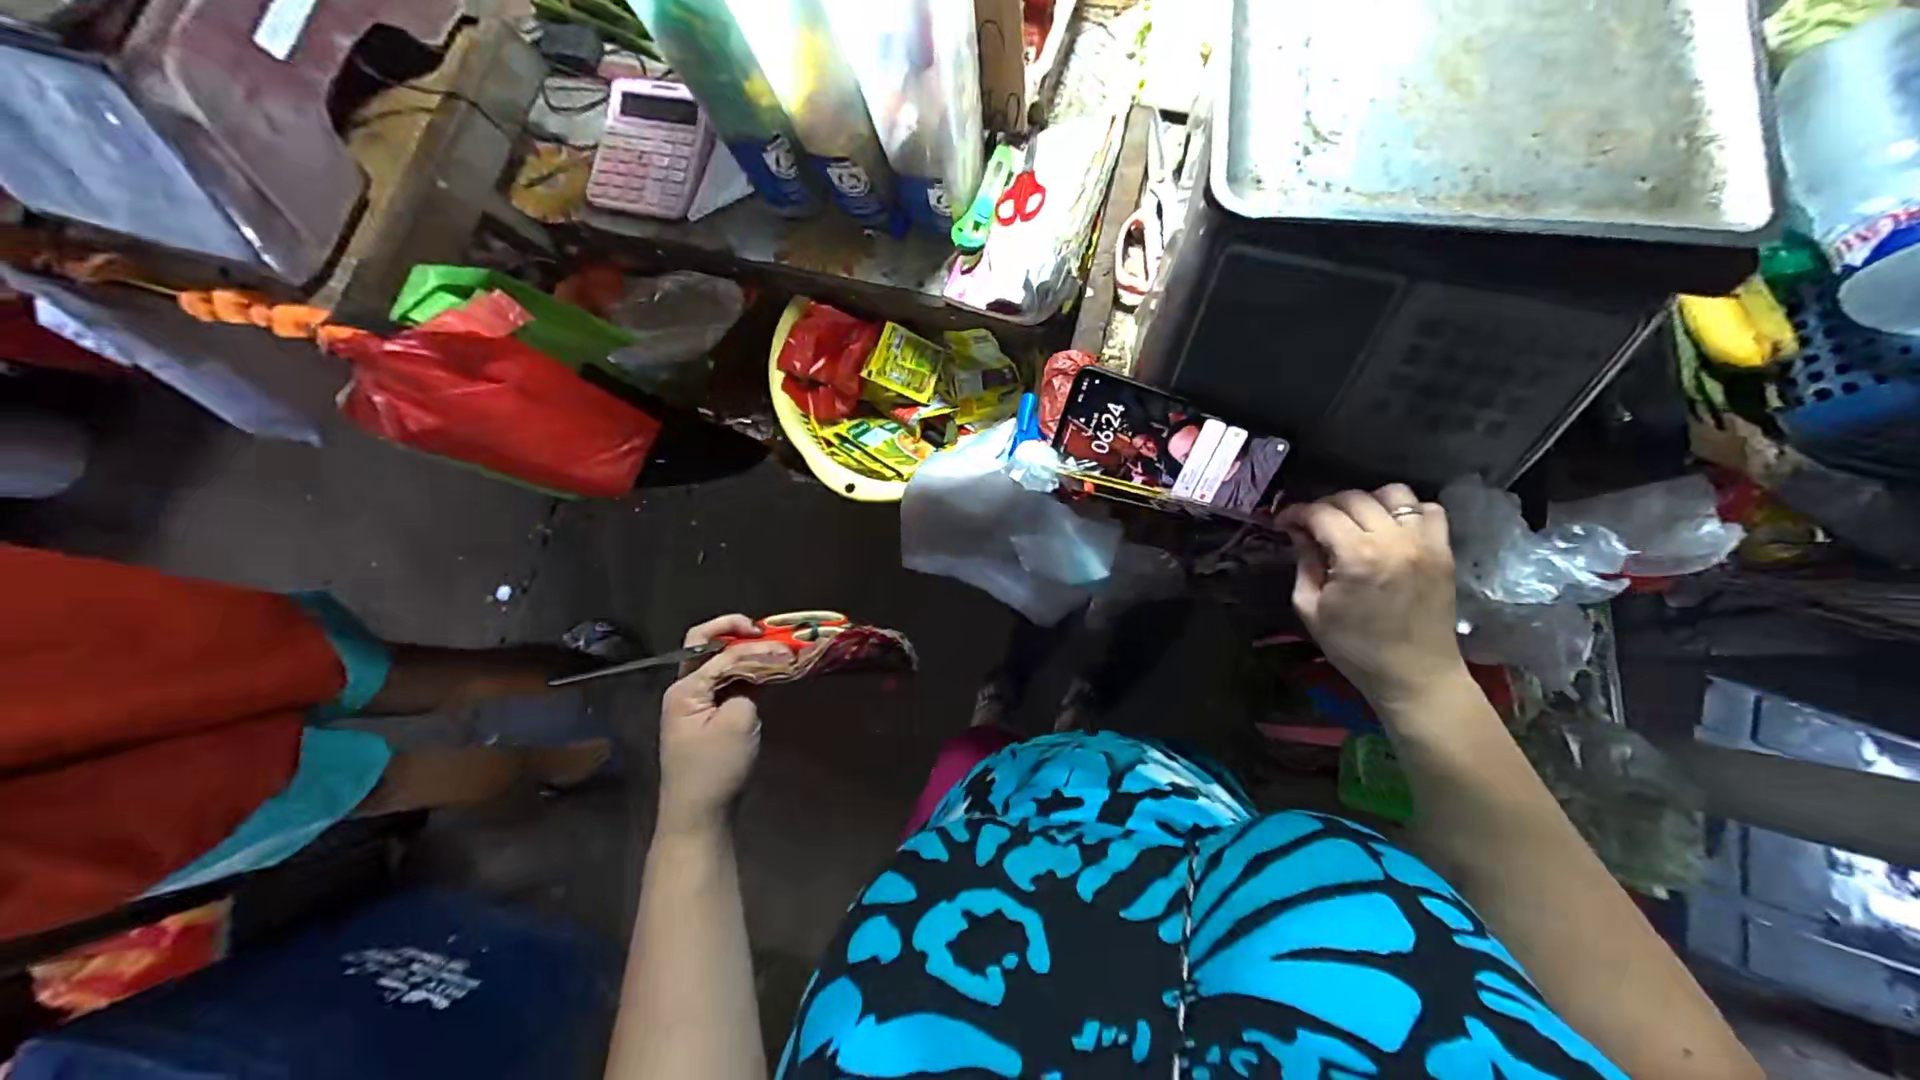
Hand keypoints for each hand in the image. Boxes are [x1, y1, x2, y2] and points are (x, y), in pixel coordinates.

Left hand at [656, 615, 788, 836]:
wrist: (699, 814)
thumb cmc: (715, 769)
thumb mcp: (738, 722)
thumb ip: (749, 687)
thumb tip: (757, 674)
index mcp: (686, 689)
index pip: (722, 654)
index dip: (755, 648)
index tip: (785, 648)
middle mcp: (686, 689)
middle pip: (706, 646)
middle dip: (734, 631)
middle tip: (763, 630)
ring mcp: (696, 703)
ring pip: (717, 662)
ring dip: (742, 651)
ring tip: (771, 648)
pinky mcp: (709, 717)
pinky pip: (726, 682)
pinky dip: (745, 672)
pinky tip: (766, 672)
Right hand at [1278, 485, 1468, 709]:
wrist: (1414, 675)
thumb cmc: (1354, 648)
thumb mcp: (1311, 609)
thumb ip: (1304, 564)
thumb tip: (1300, 534)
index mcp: (1357, 557)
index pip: (1321, 514)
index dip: (1296, 513)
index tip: (1283, 523)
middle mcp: (1394, 541)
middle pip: (1354, 498)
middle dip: (1325, 506)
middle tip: (1311, 525)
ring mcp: (1424, 543)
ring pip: (1394, 494)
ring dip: (1366, 502)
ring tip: (1353, 522)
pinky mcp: (1443, 552)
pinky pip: (1428, 511)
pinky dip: (1405, 511)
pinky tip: (1389, 529)